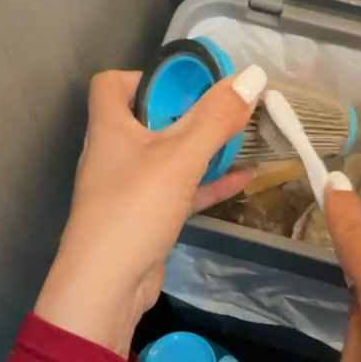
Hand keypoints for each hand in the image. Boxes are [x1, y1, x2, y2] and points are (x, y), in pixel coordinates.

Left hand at [35, 66, 264, 354]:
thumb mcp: (180, 157)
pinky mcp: (146, 218)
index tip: (184, 84)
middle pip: (148, 119)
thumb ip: (215, 118)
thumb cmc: (134, 209)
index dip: (145, 76)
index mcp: (109, 126)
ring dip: (201, 148)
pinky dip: (207, 183)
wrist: (108, 285)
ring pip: (168, 157)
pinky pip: (180, 190)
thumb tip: (252, 76)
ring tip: (239, 138)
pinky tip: (243, 178)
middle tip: (224, 109)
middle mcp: (114, 153)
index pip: (112, 83)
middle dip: (187, 112)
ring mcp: (130, 188)